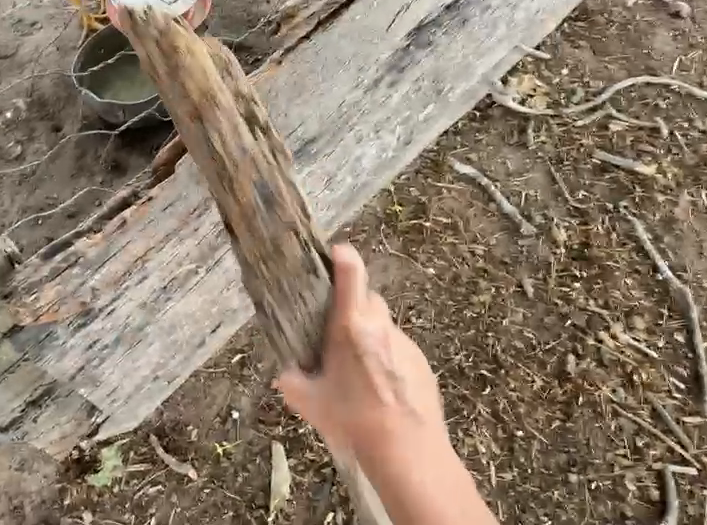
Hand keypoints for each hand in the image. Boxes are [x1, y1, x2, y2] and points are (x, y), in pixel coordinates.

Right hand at [275, 245, 446, 463]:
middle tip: (339, 332)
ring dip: (372, 338)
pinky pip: (401, 352)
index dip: (342, 255)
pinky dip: (390, 361)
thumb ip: (293, 383)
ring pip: (385, 327)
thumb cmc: (355, 421)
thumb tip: (283, 375)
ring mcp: (405, 344)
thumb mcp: (311, 403)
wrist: (409, 453)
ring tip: (361, 372)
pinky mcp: (423, 364)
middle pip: (369, 299)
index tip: (334, 252)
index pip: (351, 270)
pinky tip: (382, 390)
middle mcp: (380, 326)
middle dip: (354, 307)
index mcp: (351, 324)